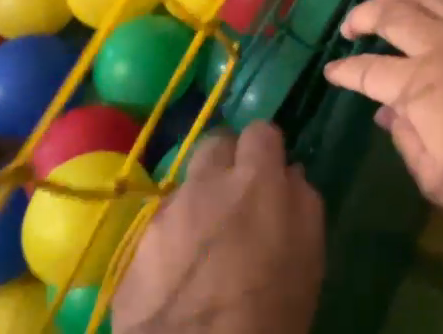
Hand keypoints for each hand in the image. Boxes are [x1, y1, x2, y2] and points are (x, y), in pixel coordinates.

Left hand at [111, 122, 323, 333]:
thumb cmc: (271, 310)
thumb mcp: (309, 254)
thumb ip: (302, 201)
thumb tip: (289, 174)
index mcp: (255, 180)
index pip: (260, 130)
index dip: (265, 149)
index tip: (270, 171)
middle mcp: (206, 184)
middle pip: (215, 145)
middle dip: (227, 161)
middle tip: (236, 196)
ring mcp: (164, 215)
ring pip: (183, 189)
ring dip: (197, 203)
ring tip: (204, 244)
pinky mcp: (133, 250)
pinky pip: (157, 231)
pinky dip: (169, 243)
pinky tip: (177, 276)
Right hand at [323, 0, 442, 233]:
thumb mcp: (437, 177)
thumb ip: (405, 139)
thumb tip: (387, 113)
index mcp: (418, 85)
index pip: (368, 70)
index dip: (344, 70)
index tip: (331, 71)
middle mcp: (440, 45)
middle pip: (390, 16)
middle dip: (362, 17)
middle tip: (349, 27)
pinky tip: (428, 0)